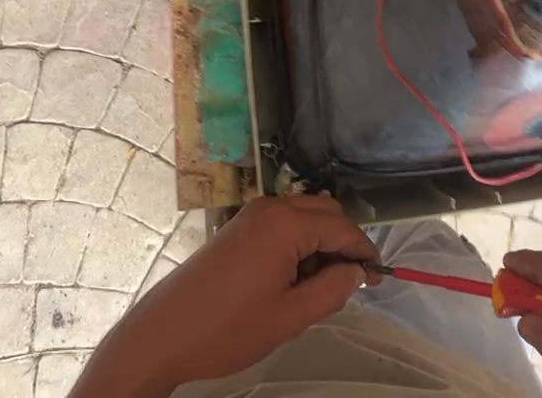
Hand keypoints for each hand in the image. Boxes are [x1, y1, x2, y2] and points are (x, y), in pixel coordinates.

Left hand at [73, 194, 380, 396]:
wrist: (163, 333)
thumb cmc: (228, 328)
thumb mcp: (289, 317)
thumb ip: (331, 290)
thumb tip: (356, 272)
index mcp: (285, 223)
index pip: (342, 227)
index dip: (365, 251)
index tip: (379, 279)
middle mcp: (271, 207)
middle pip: (325, 211)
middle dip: (344, 242)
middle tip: (351, 284)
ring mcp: (251, 214)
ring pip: (304, 215)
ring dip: (321, 242)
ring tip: (321, 288)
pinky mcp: (238, 227)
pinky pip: (283, 223)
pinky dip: (299, 243)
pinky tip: (294, 279)